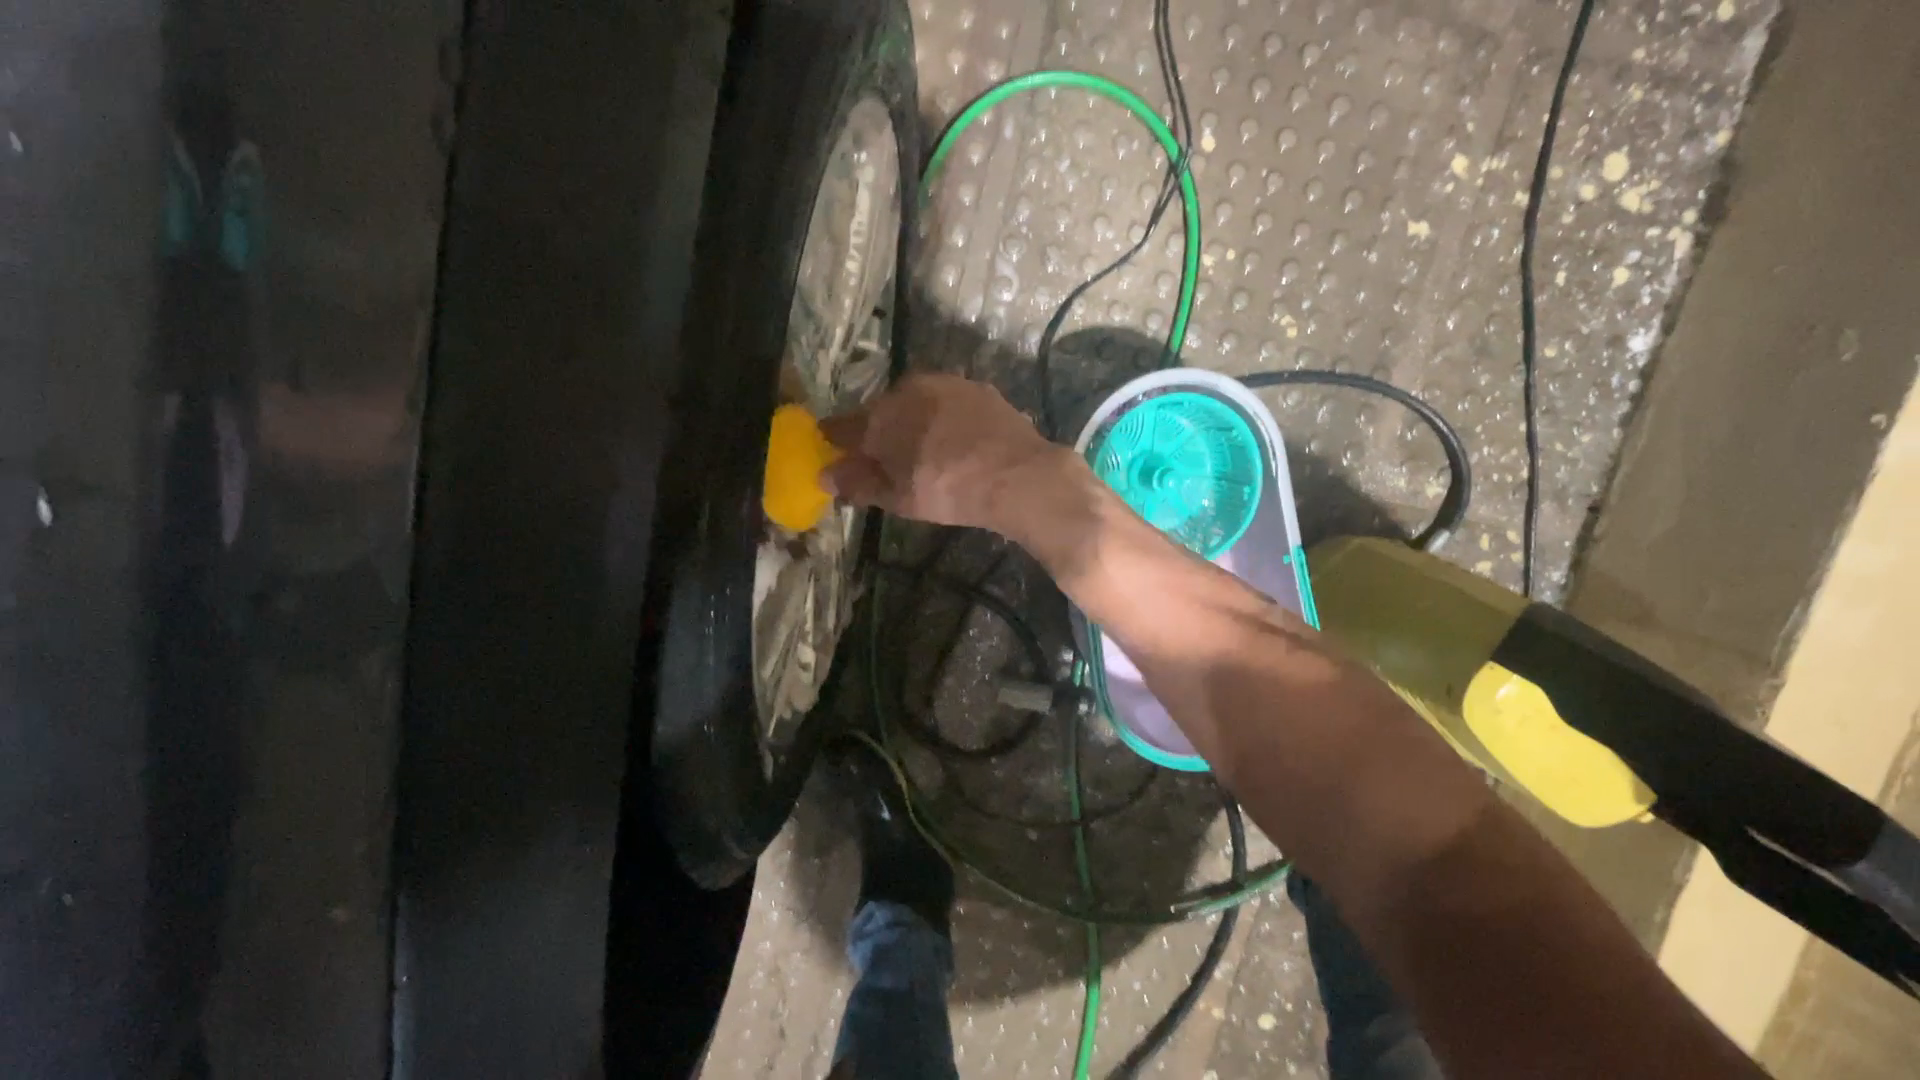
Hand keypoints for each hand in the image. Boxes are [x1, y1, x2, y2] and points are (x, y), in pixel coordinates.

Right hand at [821, 374, 1062, 530]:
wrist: (1018, 475)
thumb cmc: (947, 489)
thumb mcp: (898, 497)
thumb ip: (858, 483)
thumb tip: (826, 477)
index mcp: (881, 414)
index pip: (844, 426)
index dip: (835, 441)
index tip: (832, 451)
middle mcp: (910, 389)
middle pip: (883, 410)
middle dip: (880, 432)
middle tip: (886, 460)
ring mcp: (948, 384)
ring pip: (919, 404)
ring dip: (915, 423)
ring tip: (924, 452)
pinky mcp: (980, 389)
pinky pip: (950, 406)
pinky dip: (946, 422)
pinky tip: (956, 443)